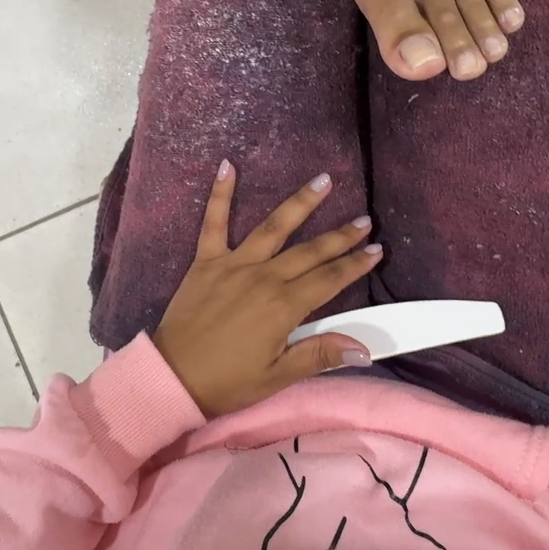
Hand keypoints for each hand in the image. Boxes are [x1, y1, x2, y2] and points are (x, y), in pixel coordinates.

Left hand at [152, 161, 381, 416]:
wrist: (172, 378)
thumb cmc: (227, 383)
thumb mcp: (277, 377)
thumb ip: (319, 355)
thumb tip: (364, 349)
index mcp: (284, 307)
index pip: (329, 280)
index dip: (355, 264)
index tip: (376, 249)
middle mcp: (263, 277)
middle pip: (309, 252)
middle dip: (340, 236)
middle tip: (364, 219)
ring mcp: (233, 264)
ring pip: (273, 227)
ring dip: (300, 203)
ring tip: (322, 181)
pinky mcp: (206, 260)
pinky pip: (214, 222)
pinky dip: (220, 194)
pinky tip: (228, 165)